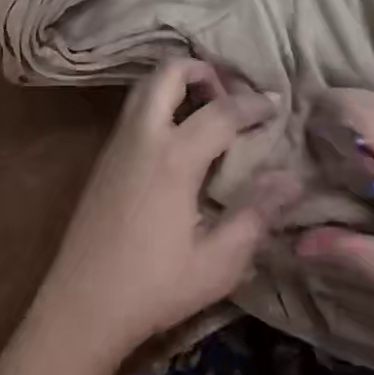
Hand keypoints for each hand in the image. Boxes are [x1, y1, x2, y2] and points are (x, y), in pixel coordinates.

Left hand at [30, 59, 286, 360]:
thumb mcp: (217, 263)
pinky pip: (134, 105)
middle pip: (169, 72)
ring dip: (178, 80)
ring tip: (207, 106)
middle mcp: (143, 135)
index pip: (221, 111)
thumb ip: (256, 215)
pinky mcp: (104, 153)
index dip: (253, 103)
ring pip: (146, 84)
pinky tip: (177, 130)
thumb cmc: (154, 287)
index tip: (276, 102)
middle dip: (204, 70)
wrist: (81, 304)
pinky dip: (160, 98)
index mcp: (174, 158)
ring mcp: (118, 140)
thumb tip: (292, 179)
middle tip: (231, 94)